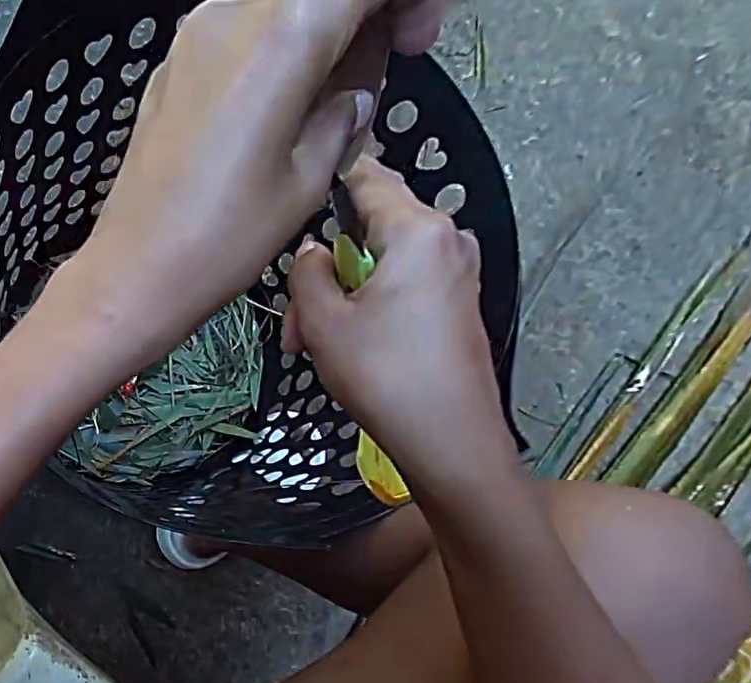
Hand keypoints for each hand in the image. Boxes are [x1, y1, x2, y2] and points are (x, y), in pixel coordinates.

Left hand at [71, 0, 444, 353]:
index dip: (407, 0)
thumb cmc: (220, 241)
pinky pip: (235, 34)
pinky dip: (268, 51)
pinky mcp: (167, 71)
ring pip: (276, 5)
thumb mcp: (307, 181)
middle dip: (359, 15)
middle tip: (369, 73)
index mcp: (285, 32)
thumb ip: (343, 114)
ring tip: (319, 102)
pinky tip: (272, 107)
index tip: (416, 40)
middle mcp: (233, 12)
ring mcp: (192, 38)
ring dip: (313, 33)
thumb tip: (352, 93)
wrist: (133, 276)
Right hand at [282, 157, 512, 492]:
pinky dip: (367, 311)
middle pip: (368, 235)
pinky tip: (347, 349)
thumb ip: (307, 275)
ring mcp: (455, 274)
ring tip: (314, 348)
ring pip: (380, 269)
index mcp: (418, 231)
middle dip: (323, 276)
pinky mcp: (454, 306)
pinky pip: (400, 291)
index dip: (330, 184)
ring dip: (339, 301)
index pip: (369, 180)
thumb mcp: (324, 323)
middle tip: (295, 330)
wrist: (447, 434)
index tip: (297, 194)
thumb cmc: (382, 373)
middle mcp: (446, 240)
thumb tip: (310, 252)